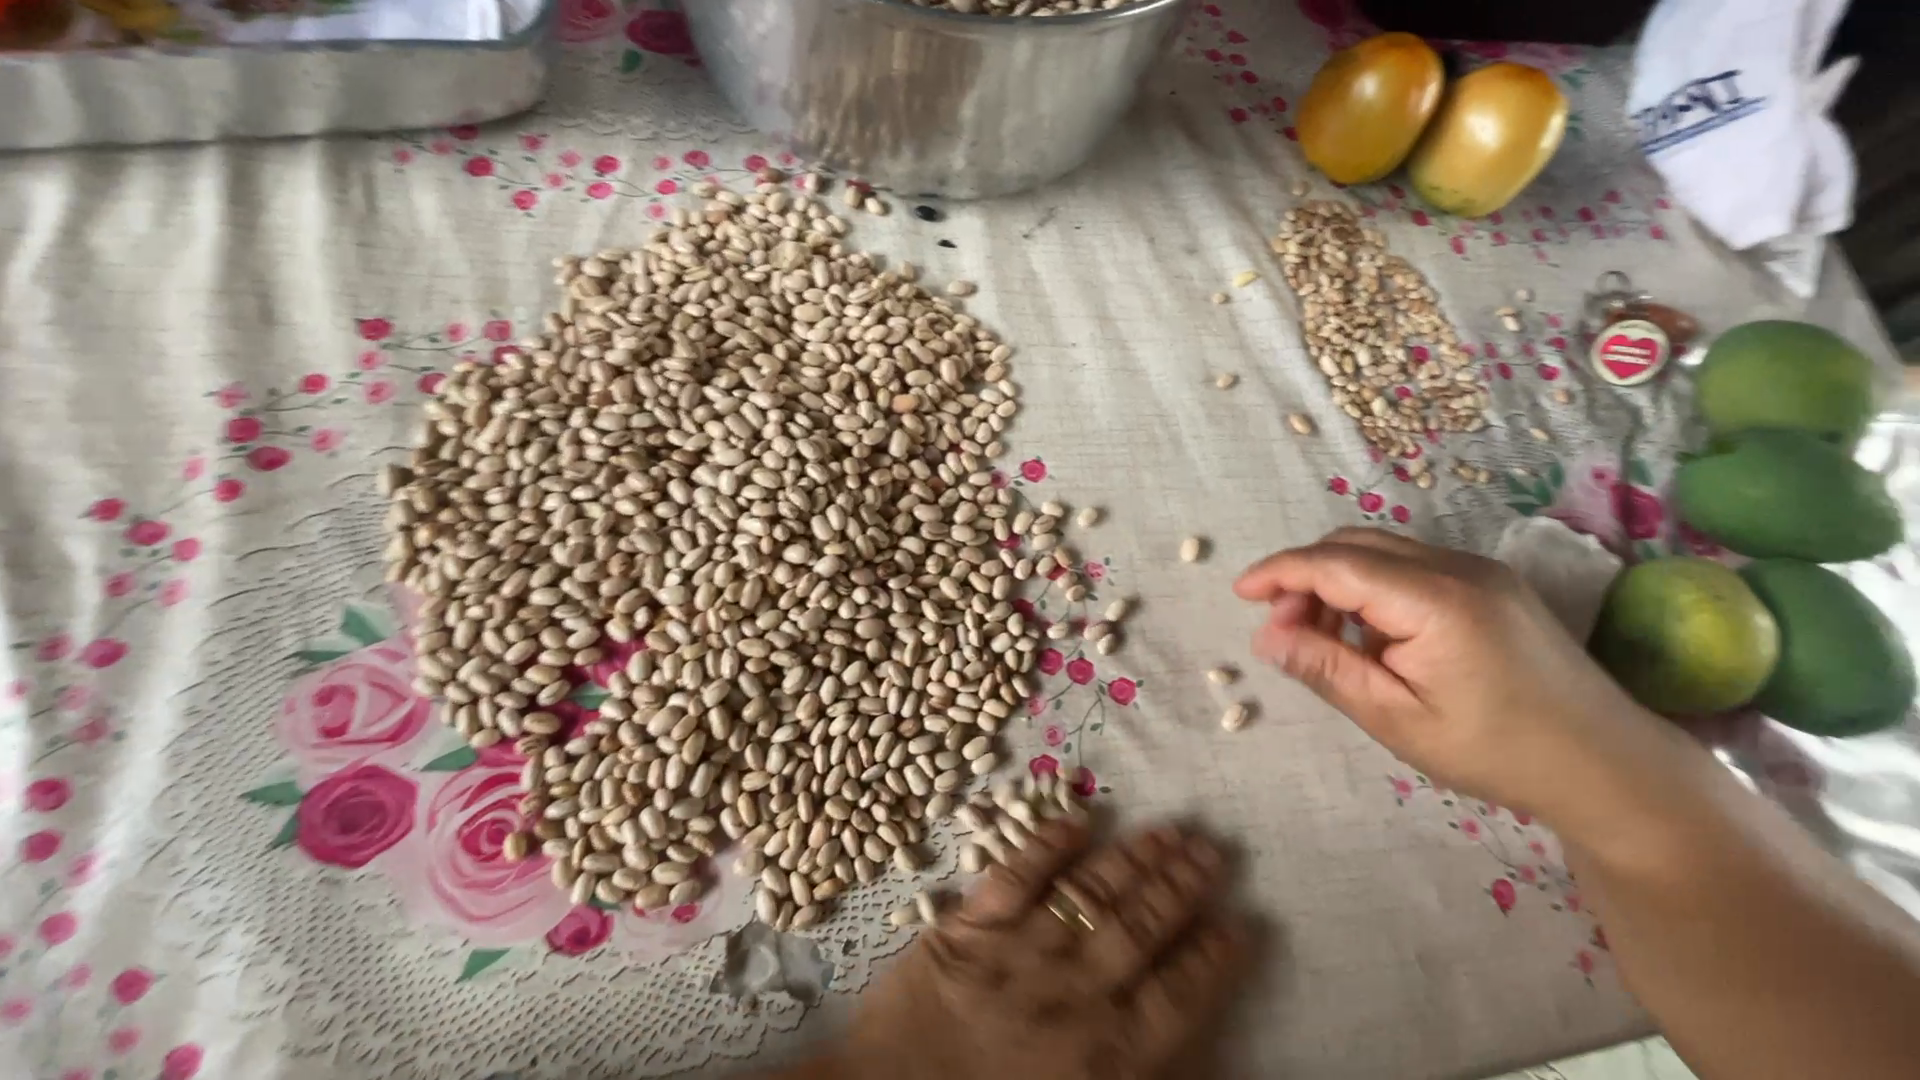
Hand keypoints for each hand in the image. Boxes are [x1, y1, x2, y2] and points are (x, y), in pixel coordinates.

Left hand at [833, 820, 1248, 1079]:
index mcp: (1105, 1055)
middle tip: (1212, 849)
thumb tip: (1171, 1027)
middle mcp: (1073, 994)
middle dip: (1182, 888)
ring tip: (1168, 831)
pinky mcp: (970, 925)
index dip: (1212, 957)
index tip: (1239, 920)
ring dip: (1134, 860)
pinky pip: (1017, 875)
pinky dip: (1048, 843)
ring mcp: (1021, 951)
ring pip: (1091, 895)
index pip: (1177, 996)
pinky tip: (1080, 818)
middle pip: (1141, 929)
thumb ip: (1129, 1063)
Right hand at [1233, 528, 1659, 820]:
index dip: (1280, 572)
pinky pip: (1409, 568)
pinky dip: (1370, 590)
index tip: (1240, 594)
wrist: (1609, 766)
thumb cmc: (1496, 751)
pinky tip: (1368, 637)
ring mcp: (1479, 572)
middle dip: (1305, 577)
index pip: (1336, 564)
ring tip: (1320, 639)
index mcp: (1437, 600)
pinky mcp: (1490, 585)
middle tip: (1281, 630)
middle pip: (1355, 545)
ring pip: (1381, 552)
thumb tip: (1265, 638)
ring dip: (1336, 582)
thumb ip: (1326, 668)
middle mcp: (1458, 567)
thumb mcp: (1396, 718)